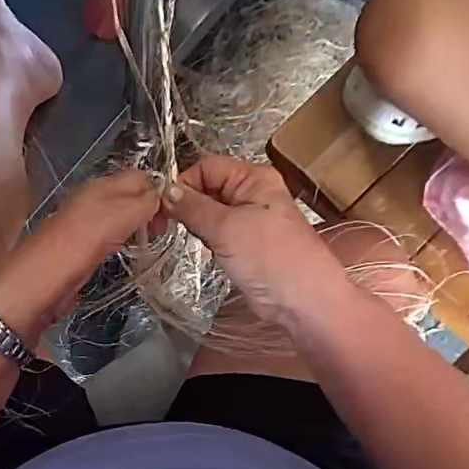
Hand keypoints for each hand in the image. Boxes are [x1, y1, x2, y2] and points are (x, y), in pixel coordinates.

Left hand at [0, 171, 159, 343]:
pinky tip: (131, 251)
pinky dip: (126, 238)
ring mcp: (86, 224)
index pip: (140, 176)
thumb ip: (140, 204)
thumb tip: (161, 195)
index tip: (174, 215)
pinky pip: (113, 234)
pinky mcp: (83, 247)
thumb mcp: (113, 219)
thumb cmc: (74, 249)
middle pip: (132, 194)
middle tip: (165, 231)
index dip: (160, 190)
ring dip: (141, 224)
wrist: (36, 286)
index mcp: (101, 187)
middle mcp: (93, 200)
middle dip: (152, 207)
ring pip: (123, 214)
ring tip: (153, 240)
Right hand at [162, 156, 350, 326]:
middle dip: (187, 204)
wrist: (303, 301)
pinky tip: (205, 250)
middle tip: (167, 225)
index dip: (184, 183)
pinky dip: (206, 238)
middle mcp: (252, 193)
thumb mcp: (227, 228)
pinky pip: (217, 232)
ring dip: (195, 223)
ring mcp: (249, 219)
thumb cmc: (271, 258)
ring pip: (209, 211)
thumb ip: (193, 207)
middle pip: (207, 187)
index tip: (164, 208)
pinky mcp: (245, 243)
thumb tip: (165, 191)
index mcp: (253, 178)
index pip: (207, 167)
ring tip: (192, 238)